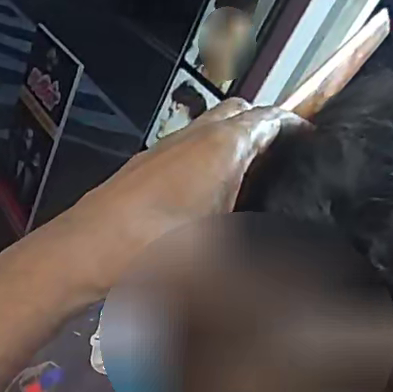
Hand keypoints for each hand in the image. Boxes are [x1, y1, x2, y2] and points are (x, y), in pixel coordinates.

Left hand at [18, 99, 300, 306]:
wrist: (81, 252)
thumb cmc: (152, 251)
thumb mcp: (215, 258)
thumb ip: (253, 261)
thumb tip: (282, 278)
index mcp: (223, 145)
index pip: (274, 119)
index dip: (296, 129)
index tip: (311, 146)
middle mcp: (194, 135)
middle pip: (240, 113)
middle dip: (263, 128)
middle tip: (278, 160)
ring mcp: (163, 148)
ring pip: (208, 130)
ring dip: (229, 144)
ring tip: (243, 181)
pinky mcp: (140, 167)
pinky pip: (183, 151)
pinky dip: (201, 160)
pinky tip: (199, 197)